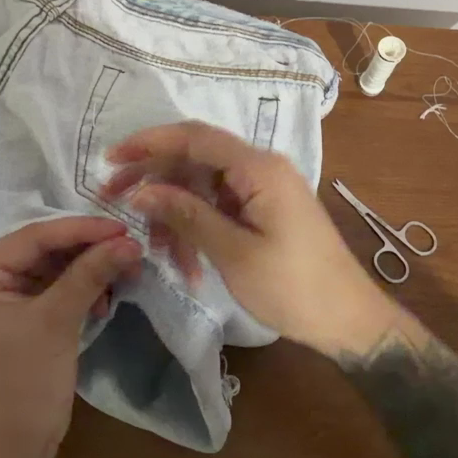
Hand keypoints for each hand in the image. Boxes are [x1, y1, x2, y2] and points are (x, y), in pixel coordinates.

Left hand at [0, 216, 141, 455]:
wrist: (12, 447)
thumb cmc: (23, 378)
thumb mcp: (57, 320)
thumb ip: (91, 274)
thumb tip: (130, 241)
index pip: (35, 237)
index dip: (81, 230)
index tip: (123, 228)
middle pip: (44, 251)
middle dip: (88, 250)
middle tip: (130, 248)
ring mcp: (5, 303)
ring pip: (54, 272)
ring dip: (89, 271)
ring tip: (126, 274)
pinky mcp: (24, 322)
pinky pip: (56, 293)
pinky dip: (82, 292)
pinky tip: (106, 300)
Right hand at [100, 121, 395, 355]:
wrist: (347, 319)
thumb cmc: (293, 286)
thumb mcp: (233, 252)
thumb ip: (186, 215)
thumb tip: (141, 192)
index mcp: (259, 168)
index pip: (194, 137)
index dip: (149, 143)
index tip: (110, 159)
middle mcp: (261, 169)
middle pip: (194, 161)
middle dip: (154, 183)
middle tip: (113, 203)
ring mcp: (263, 191)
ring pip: (201, 189)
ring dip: (175, 217)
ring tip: (157, 253)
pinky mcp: (263, 212)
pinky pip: (218, 209)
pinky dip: (197, 231)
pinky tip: (187, 266)